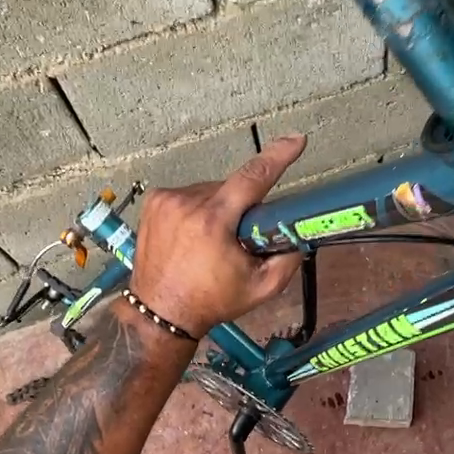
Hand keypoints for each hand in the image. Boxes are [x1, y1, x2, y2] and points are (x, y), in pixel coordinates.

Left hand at [129, 135, 307, 336]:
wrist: (160, 313)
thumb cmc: (211, 301)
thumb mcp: (261, 288)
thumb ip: (288, 259)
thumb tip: (298, 235)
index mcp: (214, 222)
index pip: (252, 178)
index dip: (278, 156)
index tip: (296, 140)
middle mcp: (187, 203)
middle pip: (232, 189)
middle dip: (242, 208)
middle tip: (238, 240)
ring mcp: (167, 200)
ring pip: (210, 191)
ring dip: (219, 208)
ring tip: (210, 242)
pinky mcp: (154, 201)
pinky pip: (189, 194)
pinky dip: (198, 209)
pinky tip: (193, 235)